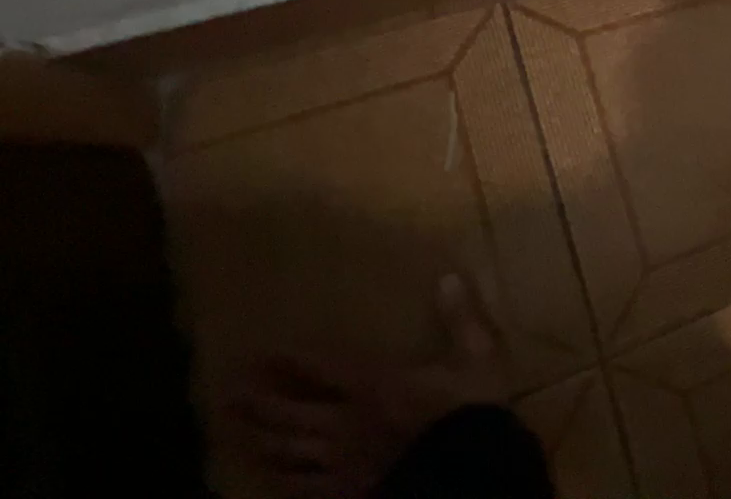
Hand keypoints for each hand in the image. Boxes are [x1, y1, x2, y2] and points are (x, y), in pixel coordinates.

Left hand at [228, 274, 508, 498]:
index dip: (293, 359)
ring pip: (284, 450)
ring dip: (254, 437)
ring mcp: (340, 460)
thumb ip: (460, 318)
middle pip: (290, 411)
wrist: (469, 466)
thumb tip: (449, 277)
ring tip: (230, 429)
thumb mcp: (477, 354)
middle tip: (228, 389)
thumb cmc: (471, 406)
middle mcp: (347, 421)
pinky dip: (277, 478)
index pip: (325, 368)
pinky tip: (263, 475)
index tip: (263, 351)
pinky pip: (299, 486)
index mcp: (377, 385)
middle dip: (259, 399)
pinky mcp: (343, 490)